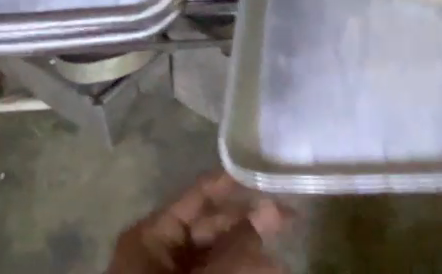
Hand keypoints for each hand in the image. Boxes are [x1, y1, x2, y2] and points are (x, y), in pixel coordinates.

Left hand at [109, 172, 290, 273]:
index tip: (272, 176)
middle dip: (251, 226)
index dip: (236, 183)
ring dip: (250, 257)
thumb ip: (237, 247)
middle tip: (288, 223)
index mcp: (153, 235)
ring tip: (280, 264)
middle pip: (214, 226)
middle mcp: (160, 251)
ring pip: (218, 256)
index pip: (201, 194)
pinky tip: (264, 270)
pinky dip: (239, 272)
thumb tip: (270, 214)